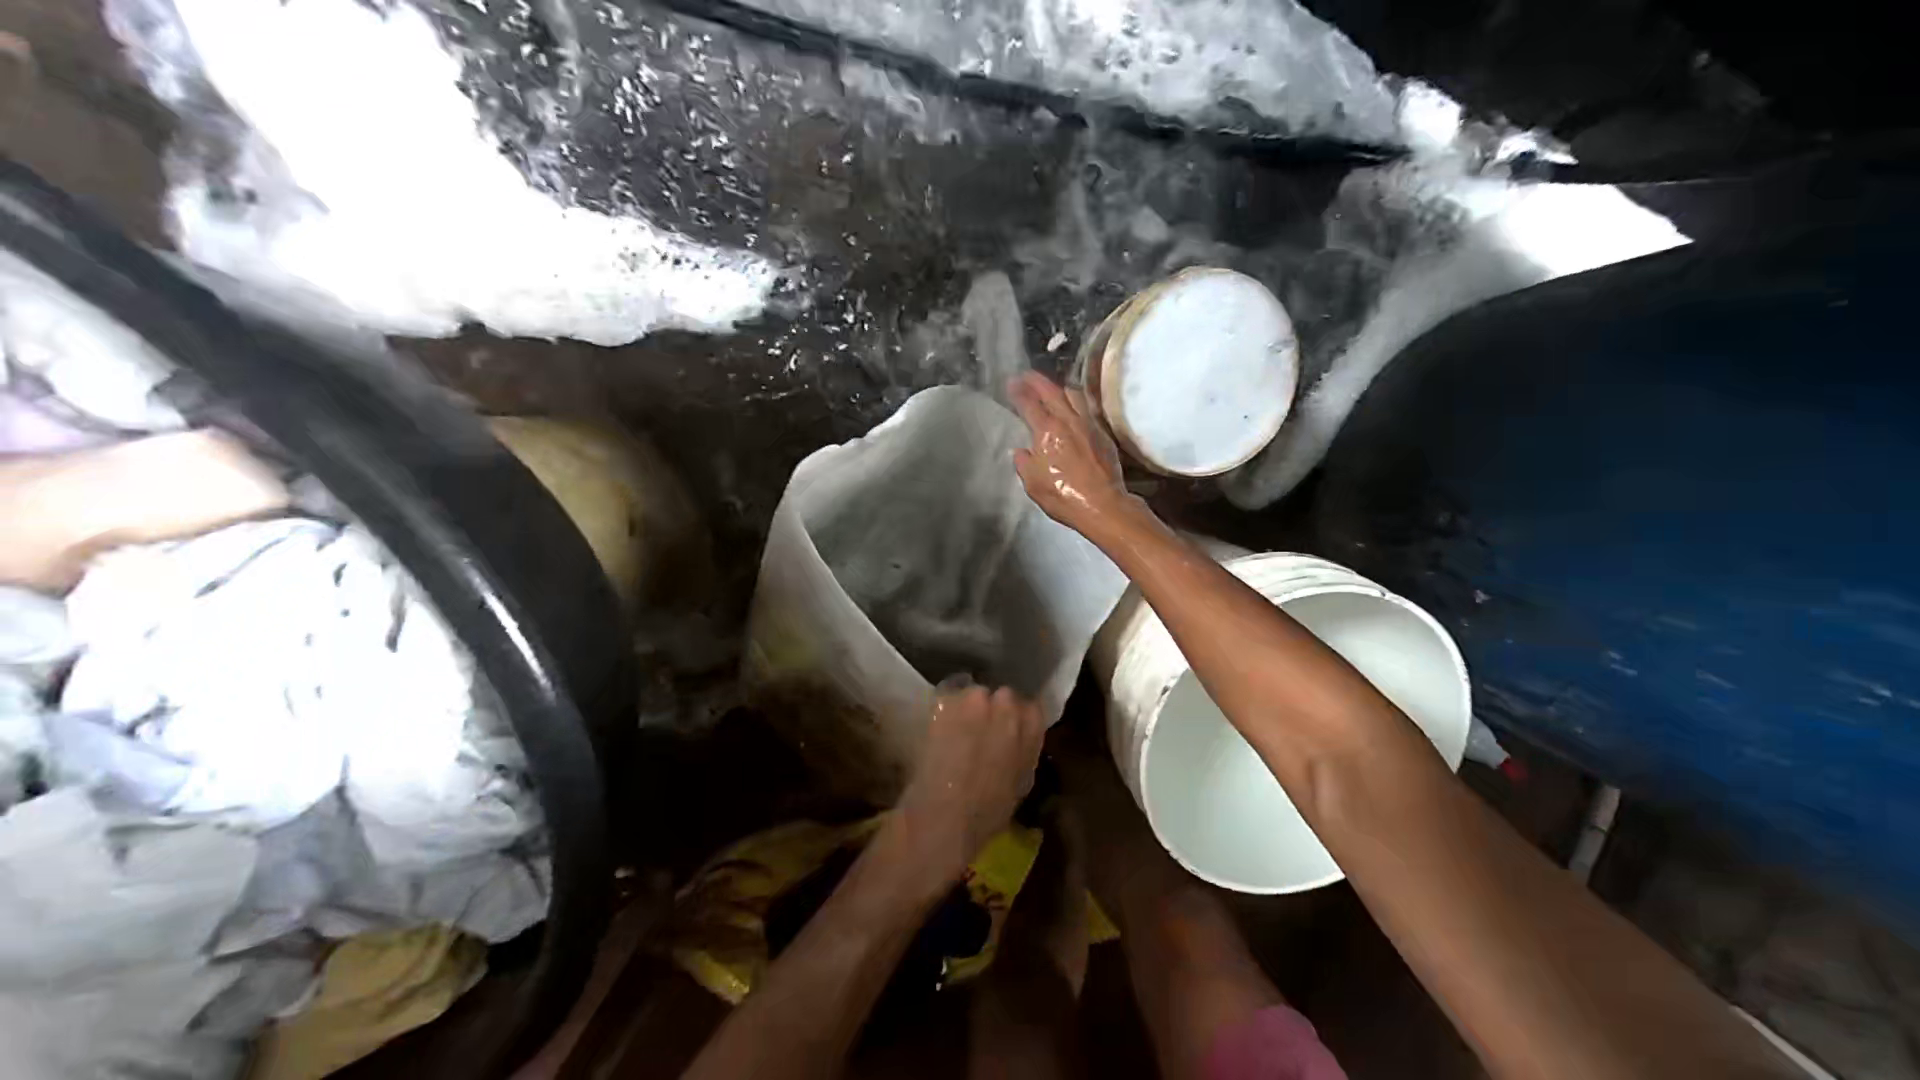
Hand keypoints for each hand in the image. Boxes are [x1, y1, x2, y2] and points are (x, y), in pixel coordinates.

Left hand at [895, 685, 1046, 875]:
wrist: (946, 814)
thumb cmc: (989, 811)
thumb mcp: (1020, 782)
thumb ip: (1023, 751)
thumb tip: (1017, 740)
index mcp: (1030, 725)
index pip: (1031, 708)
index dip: (1019, 719)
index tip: (1010, 731)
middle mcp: (1006, 704)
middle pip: (1003, 696)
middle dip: (995, 711)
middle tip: (983, 732)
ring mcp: (974, 700)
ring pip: (974, 695)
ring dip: (970, 709)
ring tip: (959, 731)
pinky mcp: (944, 702)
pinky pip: (948, 698)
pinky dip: (946, 710)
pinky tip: (940, 729)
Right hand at [1008, 372, 1136, 535]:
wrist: (1102, 505)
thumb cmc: (1063, 496)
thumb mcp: (1032, 483)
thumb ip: (1024, 463)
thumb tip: (1022, 451)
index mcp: (1047, 431)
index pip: (1029, 403)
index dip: (1018, 391)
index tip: (1011, 383)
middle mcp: (1068, 421)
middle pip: (1052, 391)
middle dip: (1037, 381)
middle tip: (1027, 375)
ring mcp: (1088, 425)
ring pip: (1074, 395)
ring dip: (1059, 388)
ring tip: (1052, 389)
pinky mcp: (1102, 434)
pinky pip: (1087, 409)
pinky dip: (1076, 402)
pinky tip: (1073, 408)